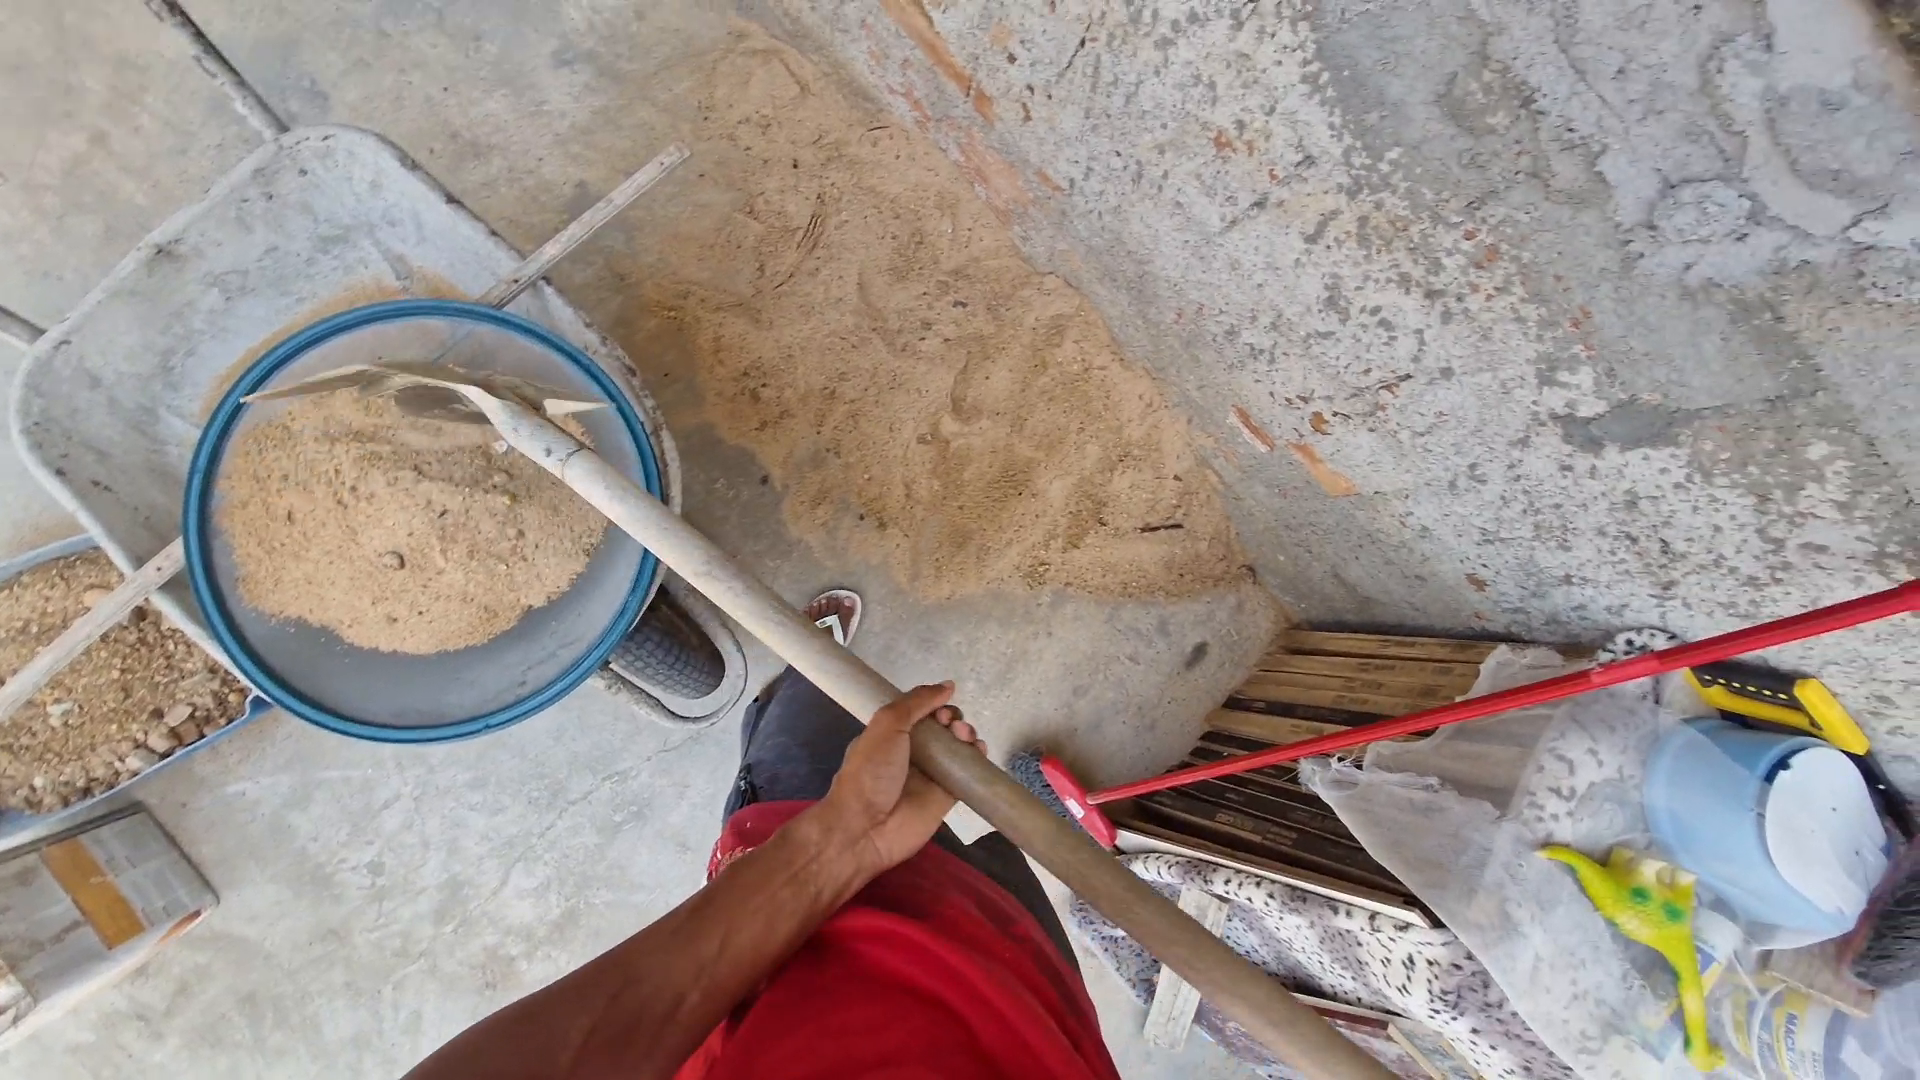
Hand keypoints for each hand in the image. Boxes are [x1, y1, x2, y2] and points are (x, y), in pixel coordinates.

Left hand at [816, 682, 985, 874]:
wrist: (865, 827)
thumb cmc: (871, 771)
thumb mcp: (886, 724)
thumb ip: (917, 702)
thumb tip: (948, 685)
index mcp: (892, 734)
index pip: (922, 712)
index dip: (935, 705)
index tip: (940, 711)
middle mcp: (912, 752)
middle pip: (943, 727)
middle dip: (953, 719)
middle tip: (951, 725)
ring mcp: (930, 774)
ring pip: (958, 747)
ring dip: (967, 735)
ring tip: (965, 737)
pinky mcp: (946, 796)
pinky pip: (967, 772)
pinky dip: (976, 758)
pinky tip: (978, 750)